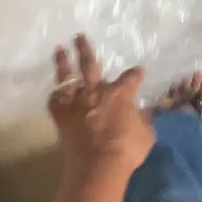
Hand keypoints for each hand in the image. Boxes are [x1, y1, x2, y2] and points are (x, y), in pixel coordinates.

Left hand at [48, 35, 152, 177]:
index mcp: (121, 93)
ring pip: (67, 77)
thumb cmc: (127, 149)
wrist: (98, 165)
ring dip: (63, 63)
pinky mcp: (61, 116)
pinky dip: (55, 98)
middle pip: (90, 64)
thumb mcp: (147, 134)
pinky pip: (54, 103)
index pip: (131, 77)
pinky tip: (54, 94)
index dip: (136, 74)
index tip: (138, 73)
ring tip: (59, 50)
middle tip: (79, 36)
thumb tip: (145, 113)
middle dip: (85, 49)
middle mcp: (96, 90)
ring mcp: (76, 102)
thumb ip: (144, 120)